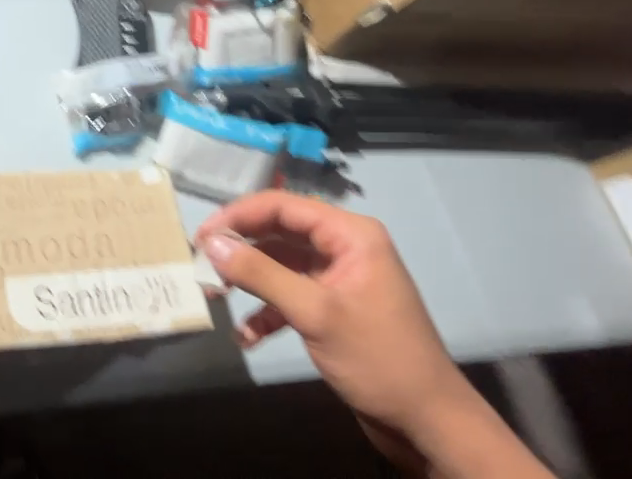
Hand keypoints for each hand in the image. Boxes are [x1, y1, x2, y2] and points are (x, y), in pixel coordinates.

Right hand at [196, 193, 468, 436]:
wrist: (429, 424)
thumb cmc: (378, 358)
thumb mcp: (314, 313)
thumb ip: (260, 274)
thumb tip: (212, 244)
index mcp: (350, 235)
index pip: (283, 206)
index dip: (239, 215)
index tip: (202, 235)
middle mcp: (344, 248)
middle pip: (279, 232)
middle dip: (240, 249)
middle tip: (202, 264)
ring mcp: (338, 279)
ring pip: (280, 265)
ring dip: (249, 282)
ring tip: (215, 296)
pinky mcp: (333, 309)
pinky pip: (290, 296)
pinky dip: (267, 312)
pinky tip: (247, 335)